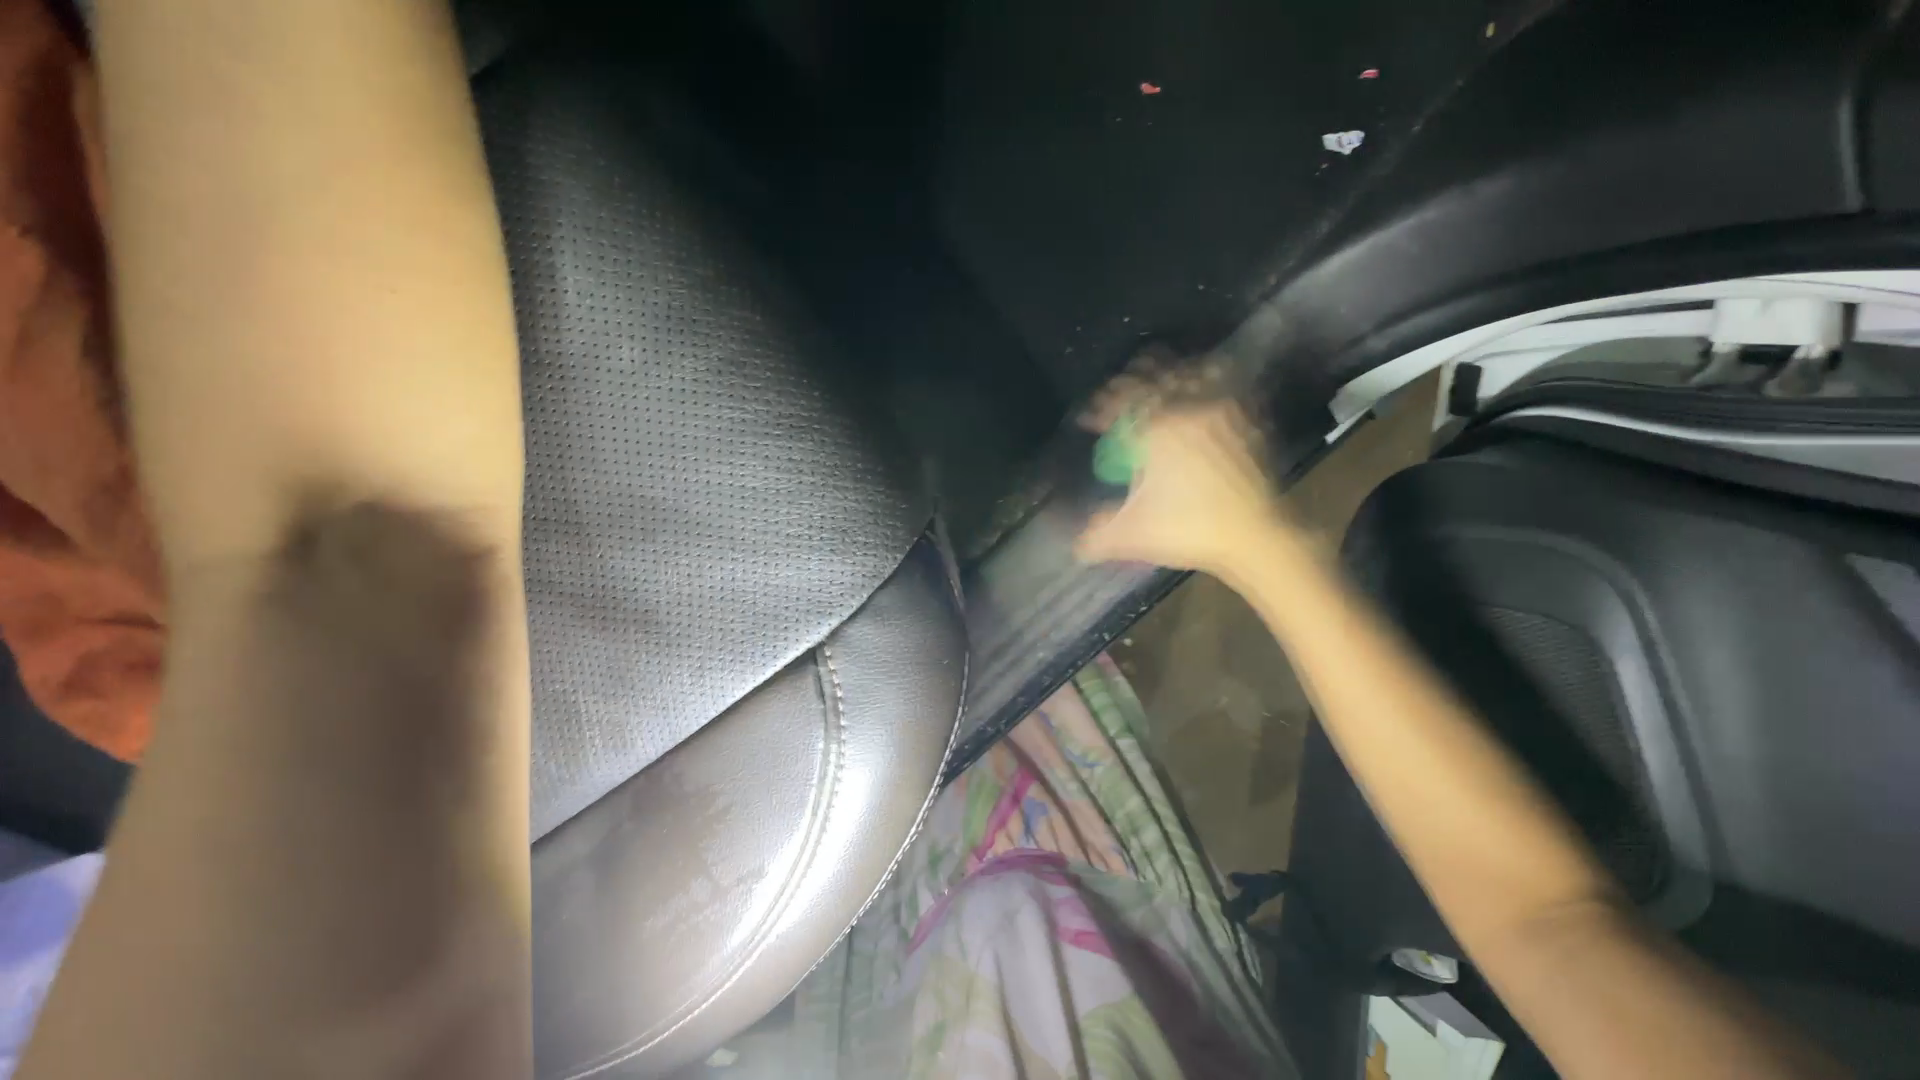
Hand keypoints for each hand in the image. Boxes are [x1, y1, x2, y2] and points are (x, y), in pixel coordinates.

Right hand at [1074, 390, 1289, 576]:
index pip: (1120, 401)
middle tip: (1119, 392)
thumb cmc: (1189, 531)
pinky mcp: (1250, 420)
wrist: (1255, 537)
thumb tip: (1078, 542)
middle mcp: (1189, 408)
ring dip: (1173, 374)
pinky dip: (1212, 383)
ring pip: (1194, 372)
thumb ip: (1098, 533)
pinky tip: (1205, 394)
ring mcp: (1223, 410)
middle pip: (1155, 375)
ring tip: (1162, 383)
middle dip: (1132, 380)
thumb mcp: (1132, 535)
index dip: (1100, 406)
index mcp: (1156, 428)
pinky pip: (1228, 387)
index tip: (1090, 418)